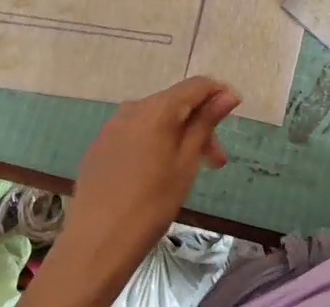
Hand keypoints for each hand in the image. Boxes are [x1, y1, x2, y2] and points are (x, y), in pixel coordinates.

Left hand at [67, 77, 239, 256]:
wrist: (96, 244)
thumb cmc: (151, 204)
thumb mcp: (186, 163)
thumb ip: (205, 123)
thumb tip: (227, 94)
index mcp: (157, 109)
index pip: (196, 85)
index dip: (219, 94)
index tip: (234, 114)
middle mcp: (132, 108)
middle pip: (175, 103)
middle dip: (200, 124)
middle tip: (216, 161)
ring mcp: (111, 127)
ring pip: (155, 119)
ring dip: (178, 136)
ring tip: (187, 171)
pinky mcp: (99, 147)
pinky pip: (134, 134)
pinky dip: (153, 144)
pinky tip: (154, 175)